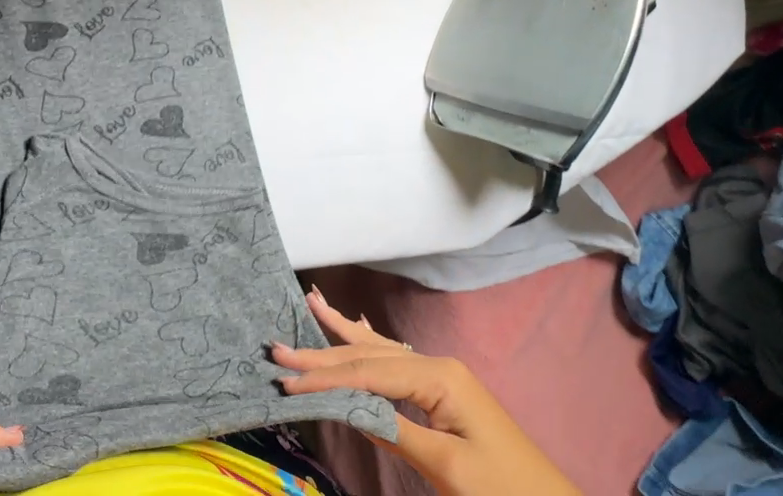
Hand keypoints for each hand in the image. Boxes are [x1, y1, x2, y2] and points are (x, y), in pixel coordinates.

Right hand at [273, 288, 578, 495]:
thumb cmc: (506, 491)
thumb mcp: (447, 466)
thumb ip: (393, 430)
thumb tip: (346, 406)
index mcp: (439, 378)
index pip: (366, 374)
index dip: (323, 378)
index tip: (284, 381)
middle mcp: (438, 367)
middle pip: (368, 356)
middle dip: (322, 353)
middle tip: (276, 347)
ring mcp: (443, 378)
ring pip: (379, 353)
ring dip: (341, 338)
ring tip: (312, 304)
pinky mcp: (444, 394)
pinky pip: (394, 363)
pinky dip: (368, 347)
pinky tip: (359, 331)